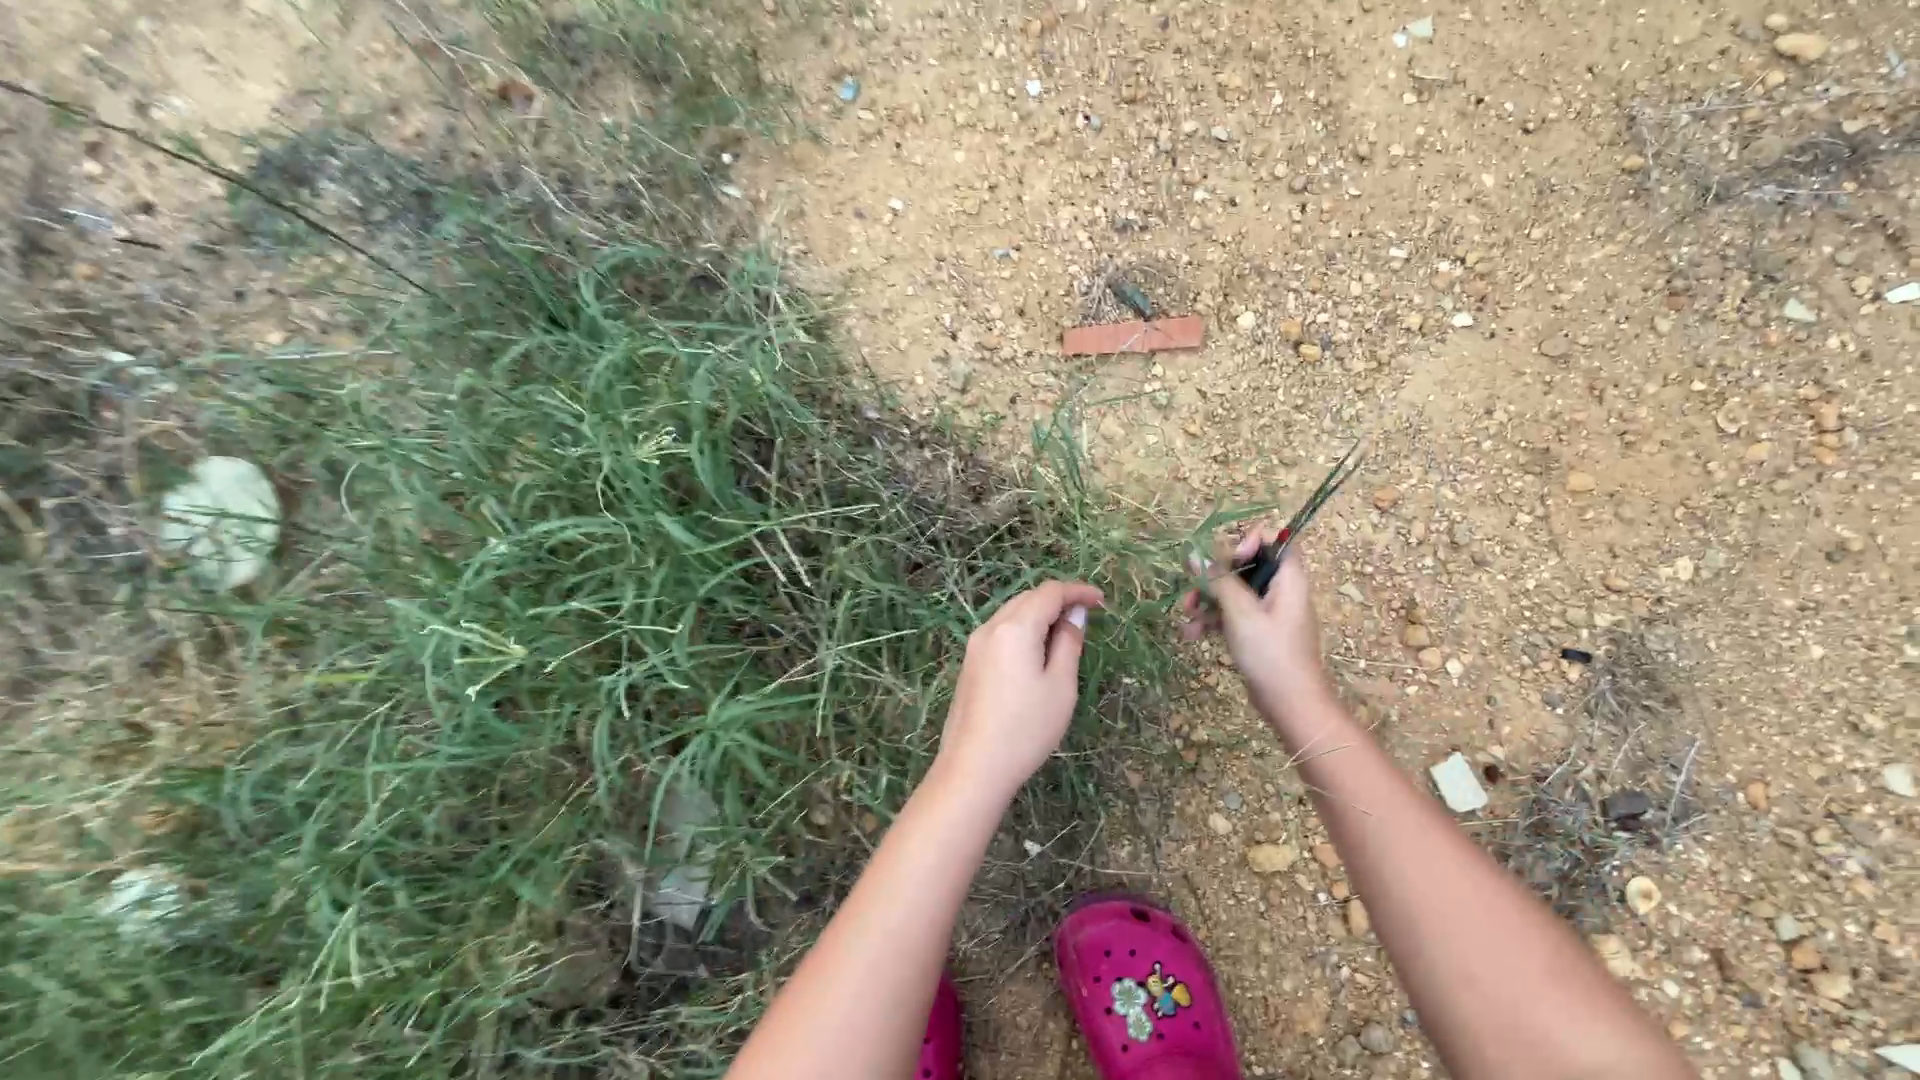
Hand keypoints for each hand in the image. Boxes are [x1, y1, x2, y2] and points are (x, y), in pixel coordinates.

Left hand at [933, 580, 1104, 801]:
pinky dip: (1024, 631)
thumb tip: (1074, 616)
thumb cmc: (1026, 728)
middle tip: (1086, 618)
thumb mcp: (1060, 685)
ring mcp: (975, 646)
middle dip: (1058, 601)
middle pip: (1028, 599)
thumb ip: (1068, 643)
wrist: (974, 767)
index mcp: (1015, 628)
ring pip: (1012, 615)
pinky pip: (1001, 633)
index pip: (1049, 593)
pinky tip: (1037, 654)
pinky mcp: (970, 664)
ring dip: (1040, 616)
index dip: (1077, 591)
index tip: (1101, 601)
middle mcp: (990, 628)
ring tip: (1065, 636)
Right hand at [1181, 528, 1329, 707]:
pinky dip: (1212, 620)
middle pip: (1245, 567)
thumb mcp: (1241, 612)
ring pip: (1233, 592)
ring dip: (1207, 600)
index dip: (1248, 541)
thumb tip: (1194, 554)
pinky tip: (1191, 633)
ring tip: (1186, 614)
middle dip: (1214, 576)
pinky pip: (1231, 616)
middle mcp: (1280, 591)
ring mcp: (1267, 613)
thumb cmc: (1271, 652)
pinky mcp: (1256, 633)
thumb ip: (1219, 580)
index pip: (1274, 540)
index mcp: (1287, 579)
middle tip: (1194, 586)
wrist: (1290, 702)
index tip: (1228, 558)